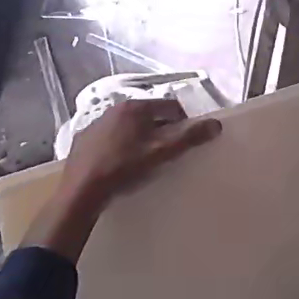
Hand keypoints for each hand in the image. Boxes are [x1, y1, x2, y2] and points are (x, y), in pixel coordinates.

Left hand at [24, 99, 220, 260]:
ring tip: (144, 159)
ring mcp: (96, 123)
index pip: (170, 107)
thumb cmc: (125, 167)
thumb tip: (216, 124)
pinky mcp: (83, 140)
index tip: (186, 141)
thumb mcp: (161, 153)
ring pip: (128, 126)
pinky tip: (120, 164)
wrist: (82, 191)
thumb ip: (189, 137)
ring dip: (140, 137)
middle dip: (161, 129)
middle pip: (149, 115)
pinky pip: (110, 138)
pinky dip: (119, 145)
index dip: (183, 122)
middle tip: (167, 151)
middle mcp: (114, 109)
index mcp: (135, 107)